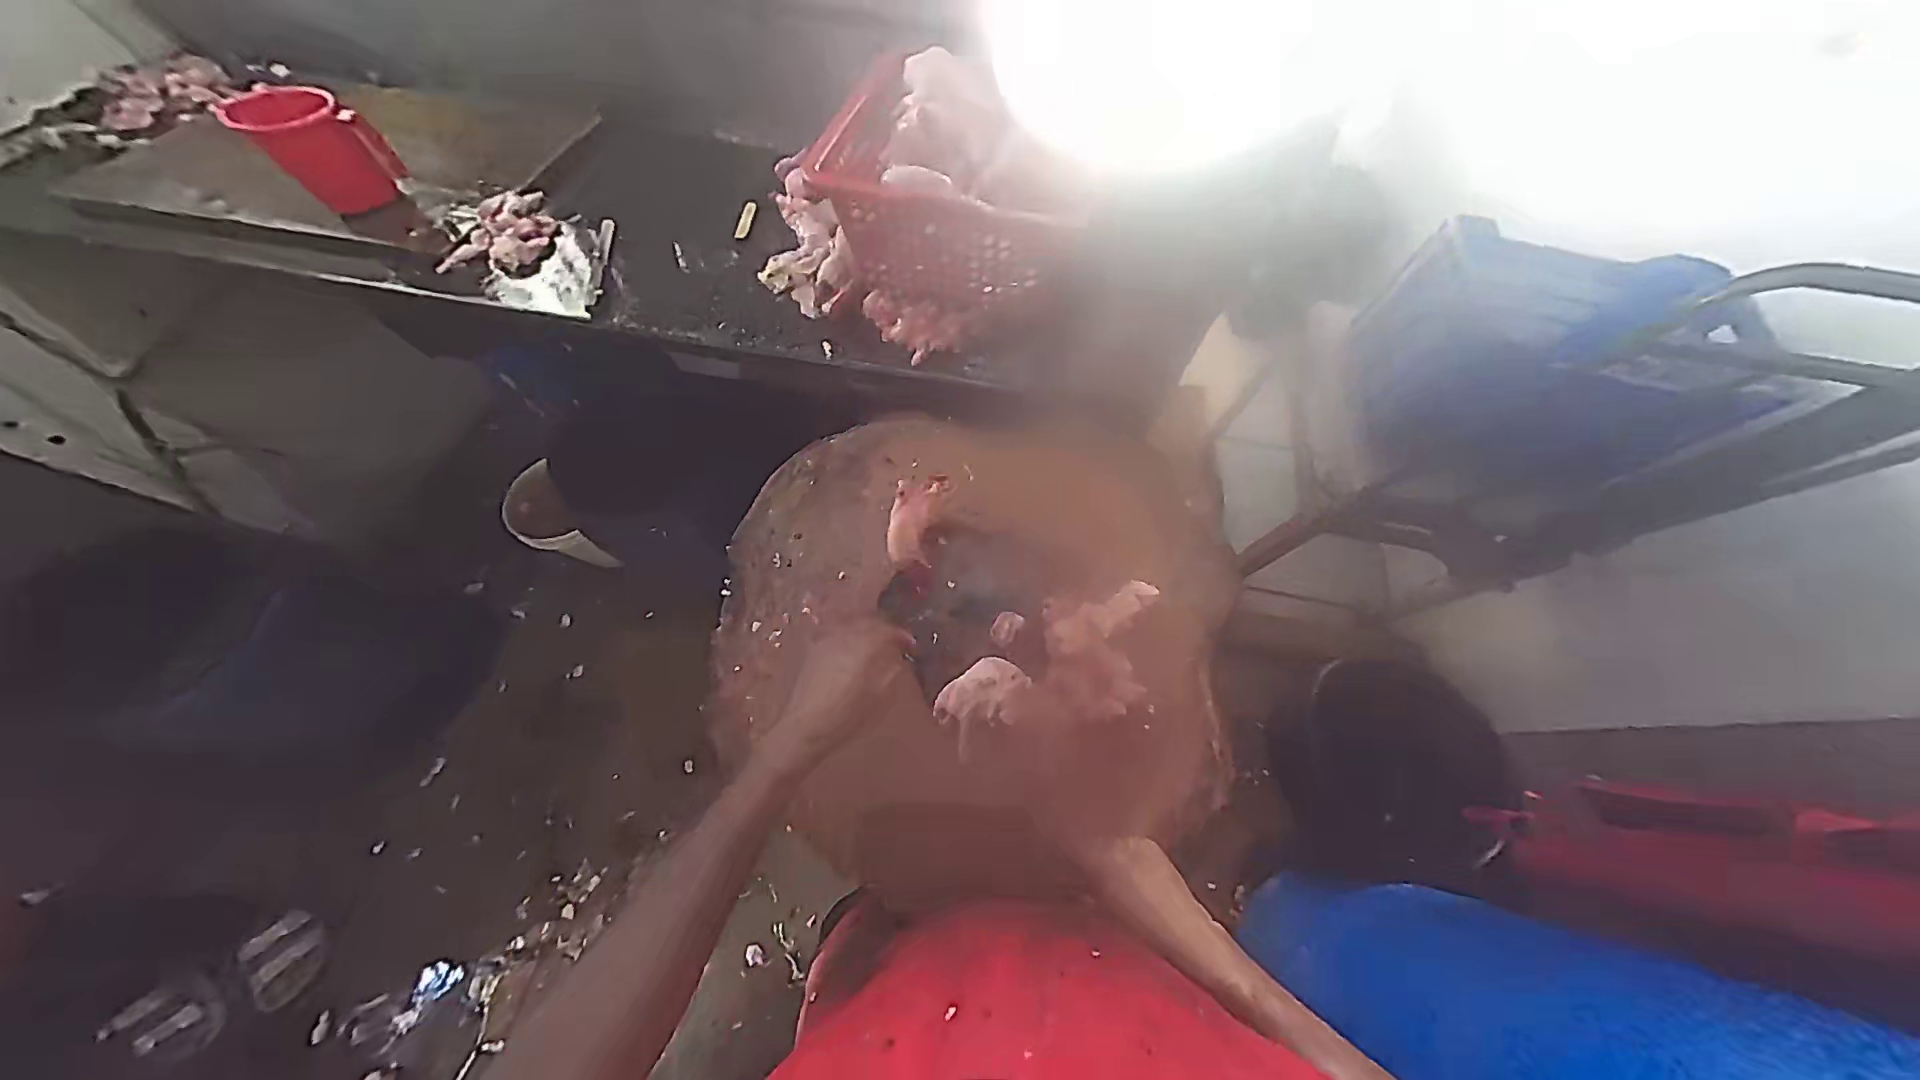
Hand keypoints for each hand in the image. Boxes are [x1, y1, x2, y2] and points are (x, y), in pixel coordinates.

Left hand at [755, 616, 916, 776]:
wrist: (807, 726)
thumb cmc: (849, 714)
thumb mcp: (881, 696)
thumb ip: (893, 671)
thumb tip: (898, 657)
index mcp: (865, 645)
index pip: (889, 631)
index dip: (903, 636)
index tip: (912, 647)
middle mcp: (846, 635)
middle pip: (870, 622)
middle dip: (886, 630)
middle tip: (896, 643)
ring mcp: (827, 640)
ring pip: (853, 624)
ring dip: (868, 630)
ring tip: (876, 644)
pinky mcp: (815, 649)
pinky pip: (838, 632)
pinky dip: (851, 635)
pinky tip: (854, 649)